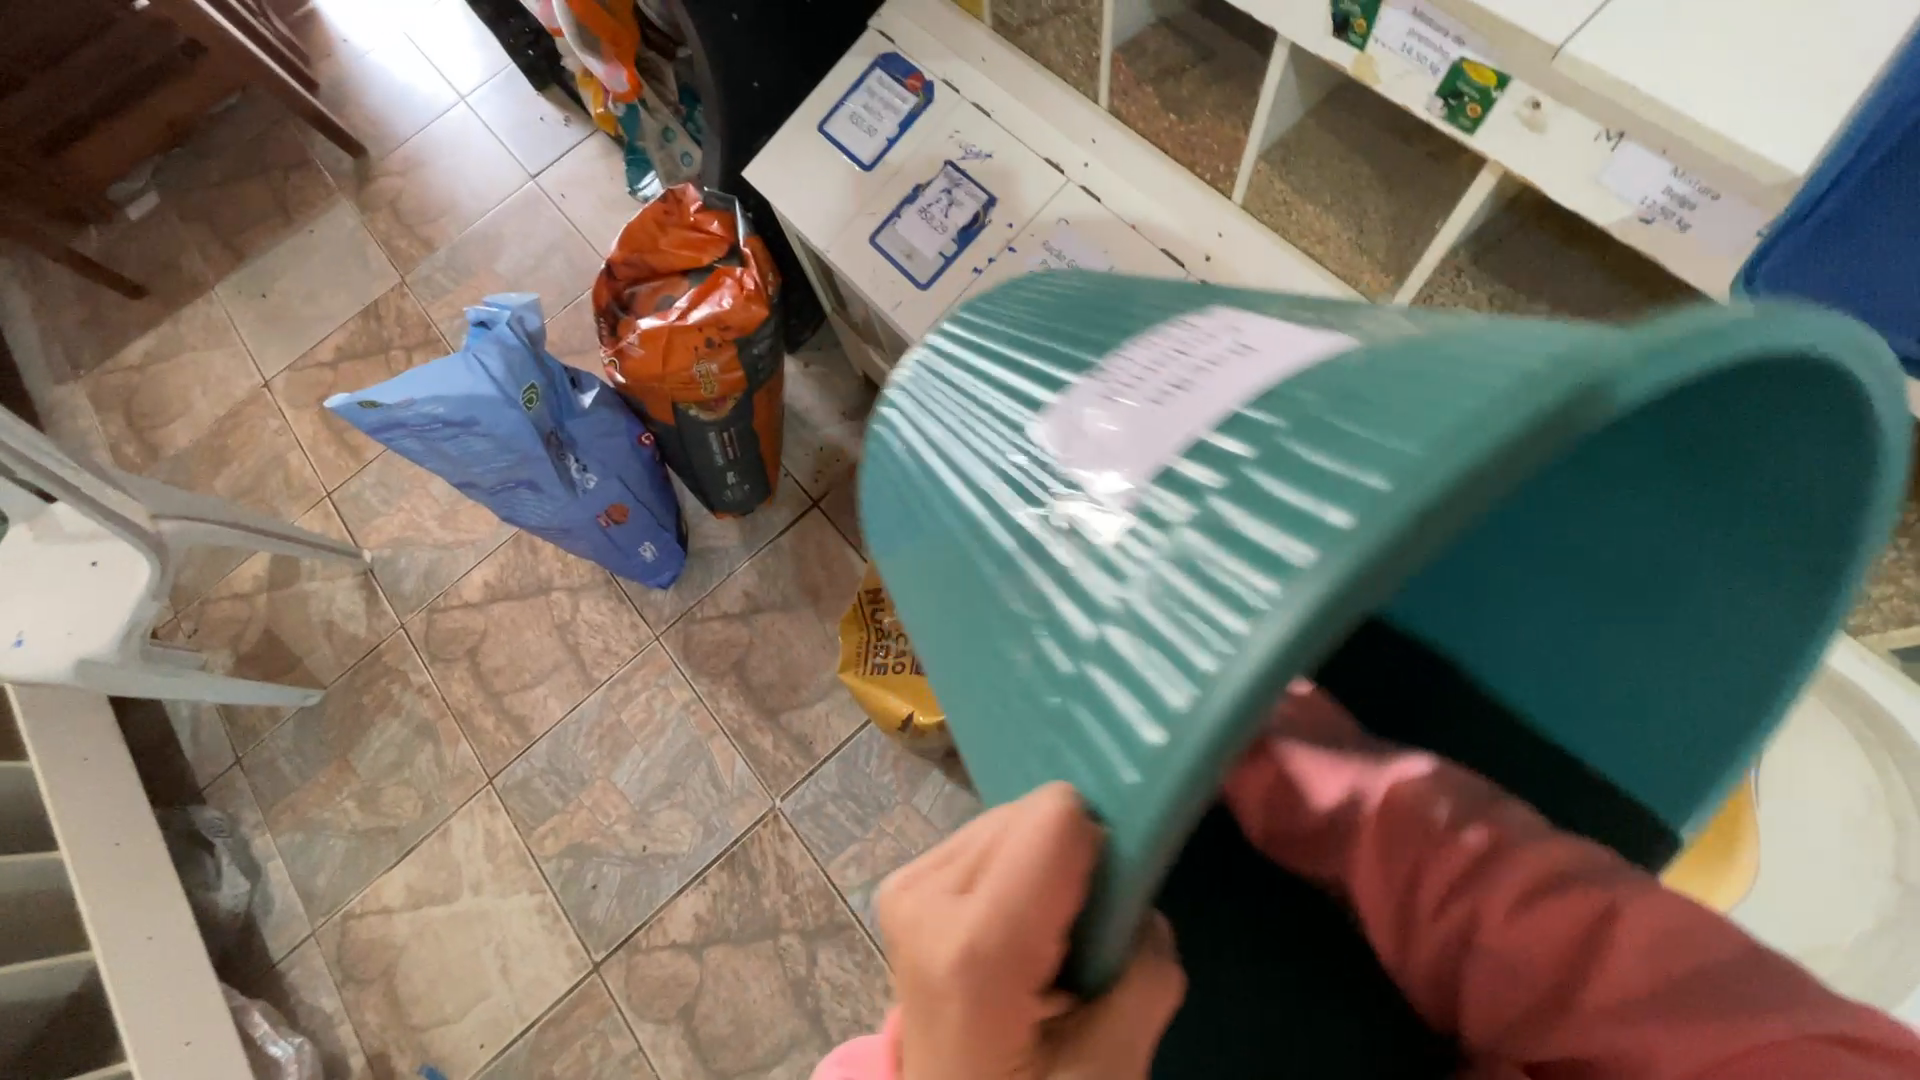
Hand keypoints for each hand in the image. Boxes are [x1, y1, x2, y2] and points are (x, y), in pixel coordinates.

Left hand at [876, 782, 1186, 1079]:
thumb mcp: (1107, 1071)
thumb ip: (1144, 978)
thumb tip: (1145, 906)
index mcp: (975, 946)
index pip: (1055, 818)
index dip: (1102, 853)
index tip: (1111, 914)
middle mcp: (927, 894)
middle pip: (1034, 814)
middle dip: (1072, 866)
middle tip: (1078, 942)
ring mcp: (907, 884)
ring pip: (1011, 817)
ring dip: (1043, 869)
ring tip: (1043, 944)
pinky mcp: (905, 881)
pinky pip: (986, 836)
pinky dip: (1015, 872)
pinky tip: (1013, 932)